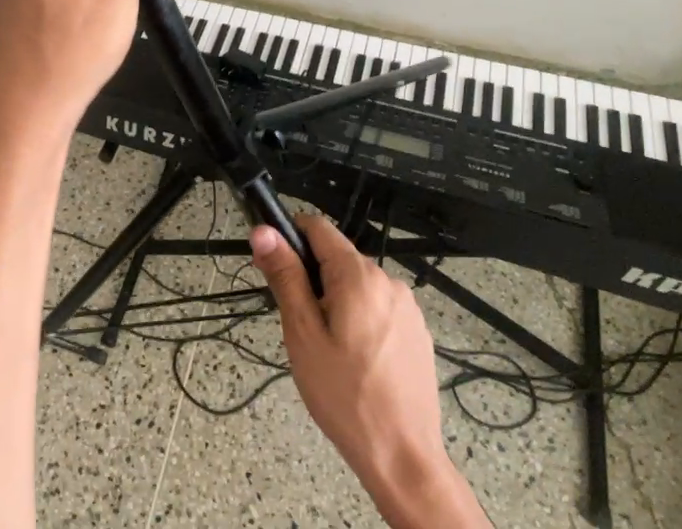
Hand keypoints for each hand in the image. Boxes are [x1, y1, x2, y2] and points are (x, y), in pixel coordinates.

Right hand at [252, 217, 488, 528]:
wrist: (402, 454)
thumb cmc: (343, 395)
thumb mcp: (302, 334)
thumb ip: (284, 277)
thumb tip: (264, 231)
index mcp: (359, 277)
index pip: (318, 227)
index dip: (288, 236)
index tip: (271, 265)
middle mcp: (389, 282)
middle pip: (337, 259)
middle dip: (310, 278)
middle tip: (295, 324)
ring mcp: (408, 308)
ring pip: (356, 286)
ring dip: (334, 301)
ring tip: (324, 349)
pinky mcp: (417, 332)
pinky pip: (377, 309)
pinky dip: (358, 320)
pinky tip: (352, 360)